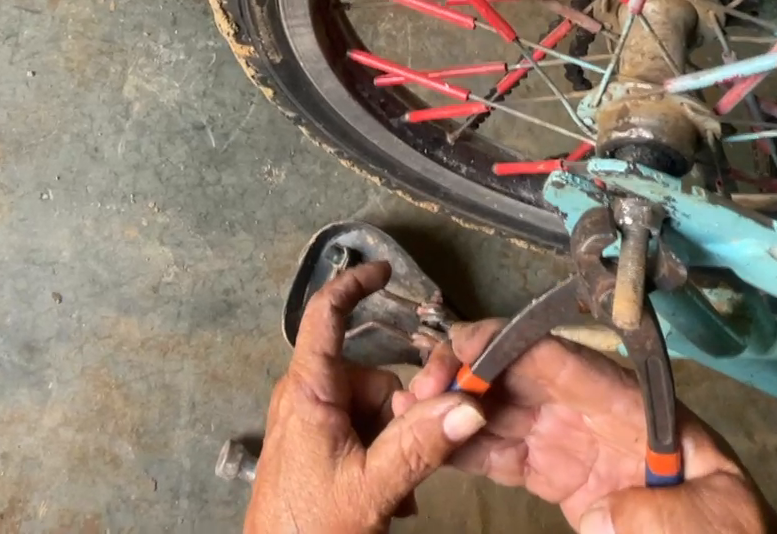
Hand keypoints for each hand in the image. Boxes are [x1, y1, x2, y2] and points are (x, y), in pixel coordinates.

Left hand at [244, 262, 491, 533]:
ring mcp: (309, 423)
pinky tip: (389, 496)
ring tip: (395, 491)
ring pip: (373, 409)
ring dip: (395, 442)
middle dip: (401, 412)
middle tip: (412, 459)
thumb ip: (419, 445)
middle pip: (372, 376)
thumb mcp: (371, 489)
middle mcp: (305, 395)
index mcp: (308, 390)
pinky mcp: (314, 447)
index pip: (325, 315)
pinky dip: (381, 455)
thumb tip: (471, 403)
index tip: (384, 269)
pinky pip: (361, 433)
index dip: (353, 284)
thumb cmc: (311, 531)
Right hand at [398, 320, 776, 533]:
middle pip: (518, 374)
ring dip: (456, 407)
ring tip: (411, 412)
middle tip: (420, 386)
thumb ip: (668, 517)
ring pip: (501, 409)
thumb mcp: (717, 525)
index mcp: (628, 401)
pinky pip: (504, 453)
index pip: (557, 356)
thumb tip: (605, 514)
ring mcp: (572, 443)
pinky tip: (435, 444)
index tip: (459, 348)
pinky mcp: (559, 479)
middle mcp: (591, 410)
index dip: (505, 345)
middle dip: (466, 370)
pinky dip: (468, 446)